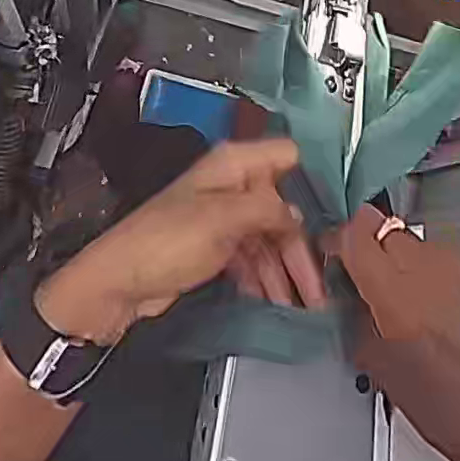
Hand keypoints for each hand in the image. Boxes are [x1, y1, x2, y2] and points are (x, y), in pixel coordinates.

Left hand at [36, 139, 326, 343]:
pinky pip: (254, 257)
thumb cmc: (164, 242)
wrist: (119, 285)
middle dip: (302, 244)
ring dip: (287, 270)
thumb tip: (299, 215)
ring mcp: (225, 216)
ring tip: (304, 303)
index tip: (340, 209)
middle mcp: (233, 185)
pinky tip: (277, 300)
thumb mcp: (225, 220)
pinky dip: (266, 277)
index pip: (288, 156)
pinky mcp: (217, 245)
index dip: (316, 179)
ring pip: (271, 237)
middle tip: (320, 282)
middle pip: (284, 207)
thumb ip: (270, 211)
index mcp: (234, 164)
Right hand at [327, 204, 459, 460]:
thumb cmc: (432, 398)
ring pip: (403, 236)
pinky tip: (418, 295)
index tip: (330, 254)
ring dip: (390, 254)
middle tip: (357, 274)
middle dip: (363, 244)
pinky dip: (416, 265)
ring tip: (390, 289)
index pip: (355, 232)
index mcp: (392, 290)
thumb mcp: (372, 358)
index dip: (337, 239)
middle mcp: (421, 265)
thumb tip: (342, 294)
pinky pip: (428, 252)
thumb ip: (351, 314)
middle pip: (378, 225)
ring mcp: (447, 262)